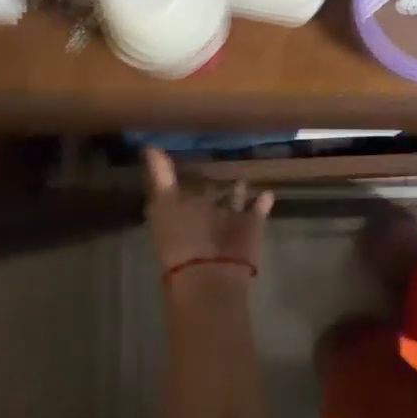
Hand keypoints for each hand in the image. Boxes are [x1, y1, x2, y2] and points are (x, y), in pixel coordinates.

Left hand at [142, 148, 274, 280]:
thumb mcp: (164, 202)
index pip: (180, 188)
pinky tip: (268, 192)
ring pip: (233, 202)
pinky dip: (263, 202)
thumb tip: (149, 147)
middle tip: (219, 159)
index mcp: (179, 210)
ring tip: (243, 174)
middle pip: (208, 194)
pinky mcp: (250, 226)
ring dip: (238, 190)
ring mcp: (228, 221)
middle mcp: (203, 215)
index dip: (182, 174)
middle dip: (212, 181)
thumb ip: (160, 176)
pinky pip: (257, 211)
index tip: (187, 152)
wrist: (212, 270)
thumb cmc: (182, 235)